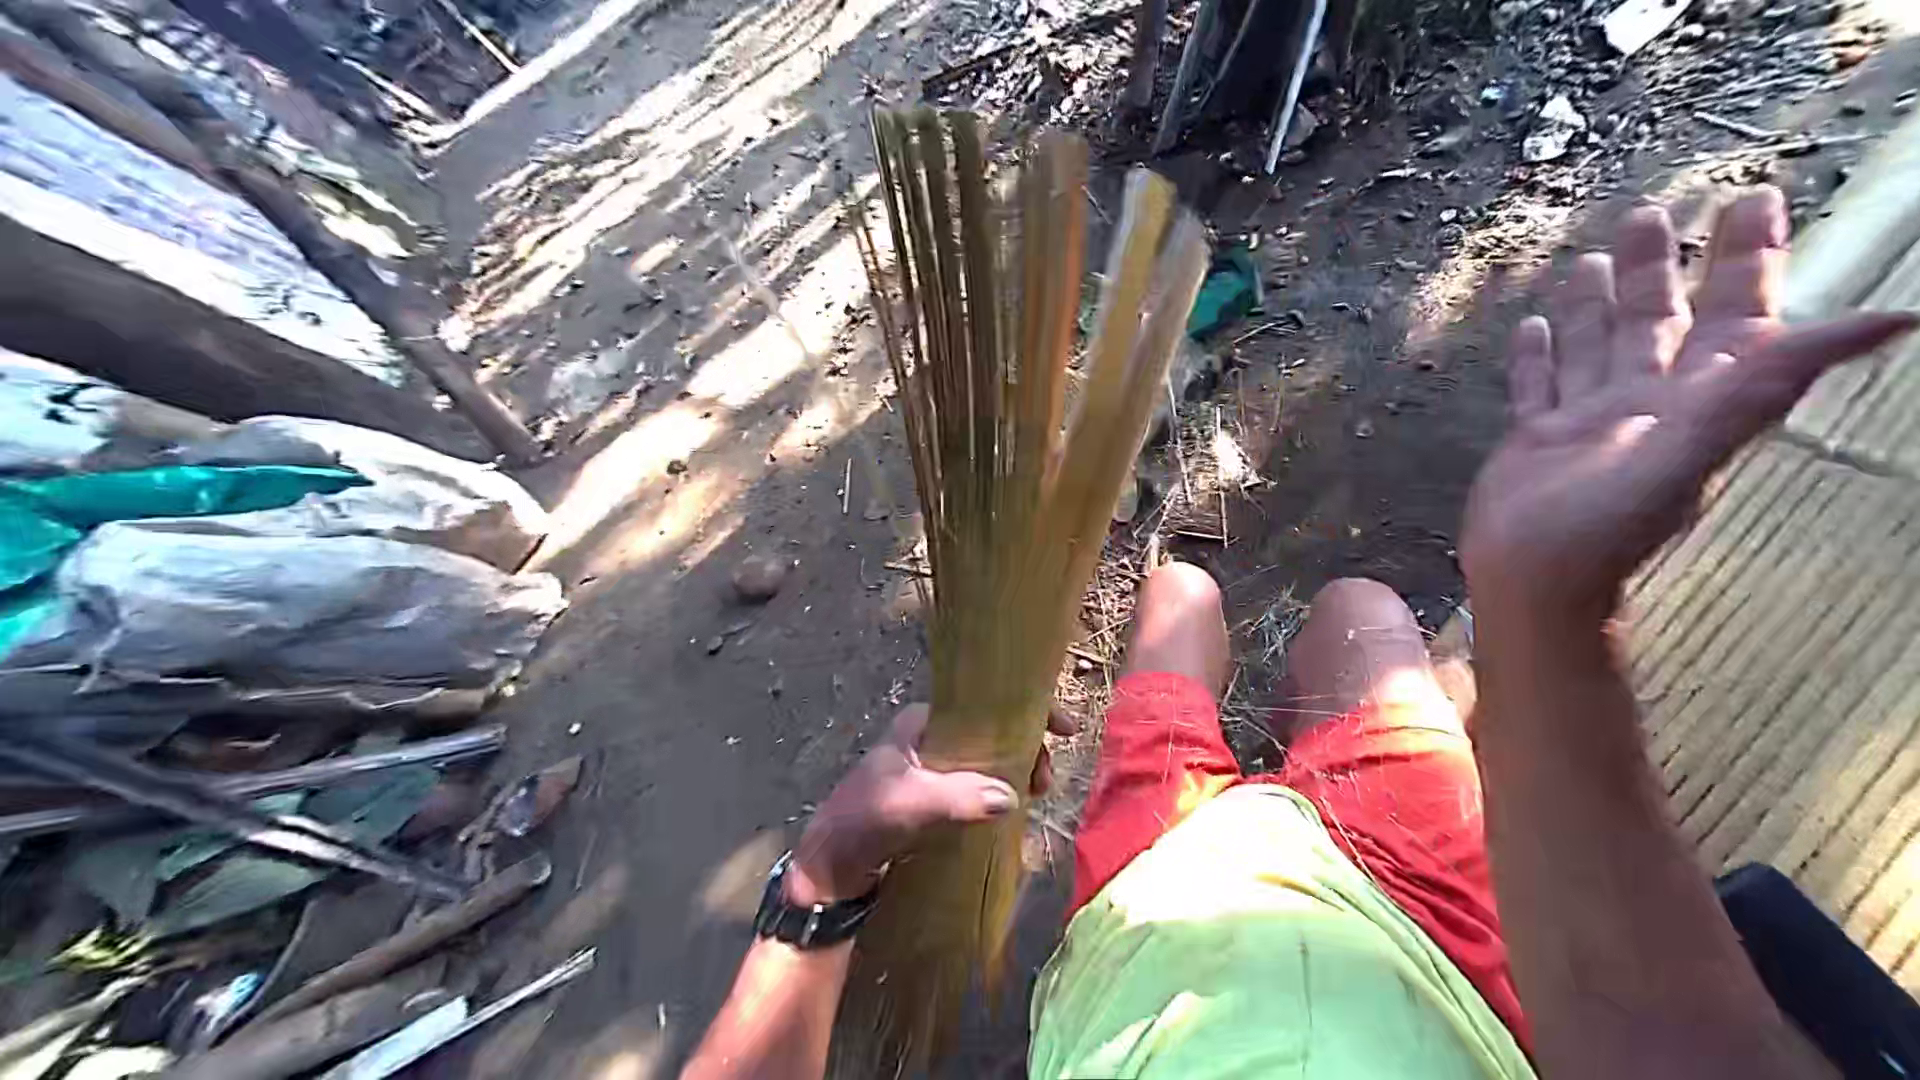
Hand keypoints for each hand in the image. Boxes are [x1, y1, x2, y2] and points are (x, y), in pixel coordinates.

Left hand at [786, 704, 1073, 904]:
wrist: (830, 868)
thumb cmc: (863, 822)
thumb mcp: (908, 806)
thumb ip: (957, 798)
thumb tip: (1011, 795)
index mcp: (923, 722)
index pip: (983, 705)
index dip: (1024, 711)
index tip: (1063, 727)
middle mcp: (931, 737)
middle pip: (992, 730)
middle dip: (1026, 747)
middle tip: (1045, 780)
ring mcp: (933, 766)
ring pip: (989, 758)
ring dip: (1017, 770)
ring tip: (1036, 794)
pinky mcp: (936, 796)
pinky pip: (979, 783)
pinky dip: (1002, 790)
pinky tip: (1017, 806)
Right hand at [1461, 188, 1915, 625]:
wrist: (1531, 575)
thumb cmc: (1600, 528)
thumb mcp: (1684, 458)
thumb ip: (1761, 390)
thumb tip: (1893, 318)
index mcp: (1689, 400)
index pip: (1728, 316)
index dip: (1744, 260)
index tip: (1747, 202)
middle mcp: (1642, 401)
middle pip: (1653, 321)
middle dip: (1658, 266)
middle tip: (1654, 212)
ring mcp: (1583, 420)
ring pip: (1592, 346)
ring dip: (1592, 303)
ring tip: (1589, 258)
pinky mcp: (1532, 439)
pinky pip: (1537, 387)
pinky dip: (1534, 357)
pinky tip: (1530, 327)